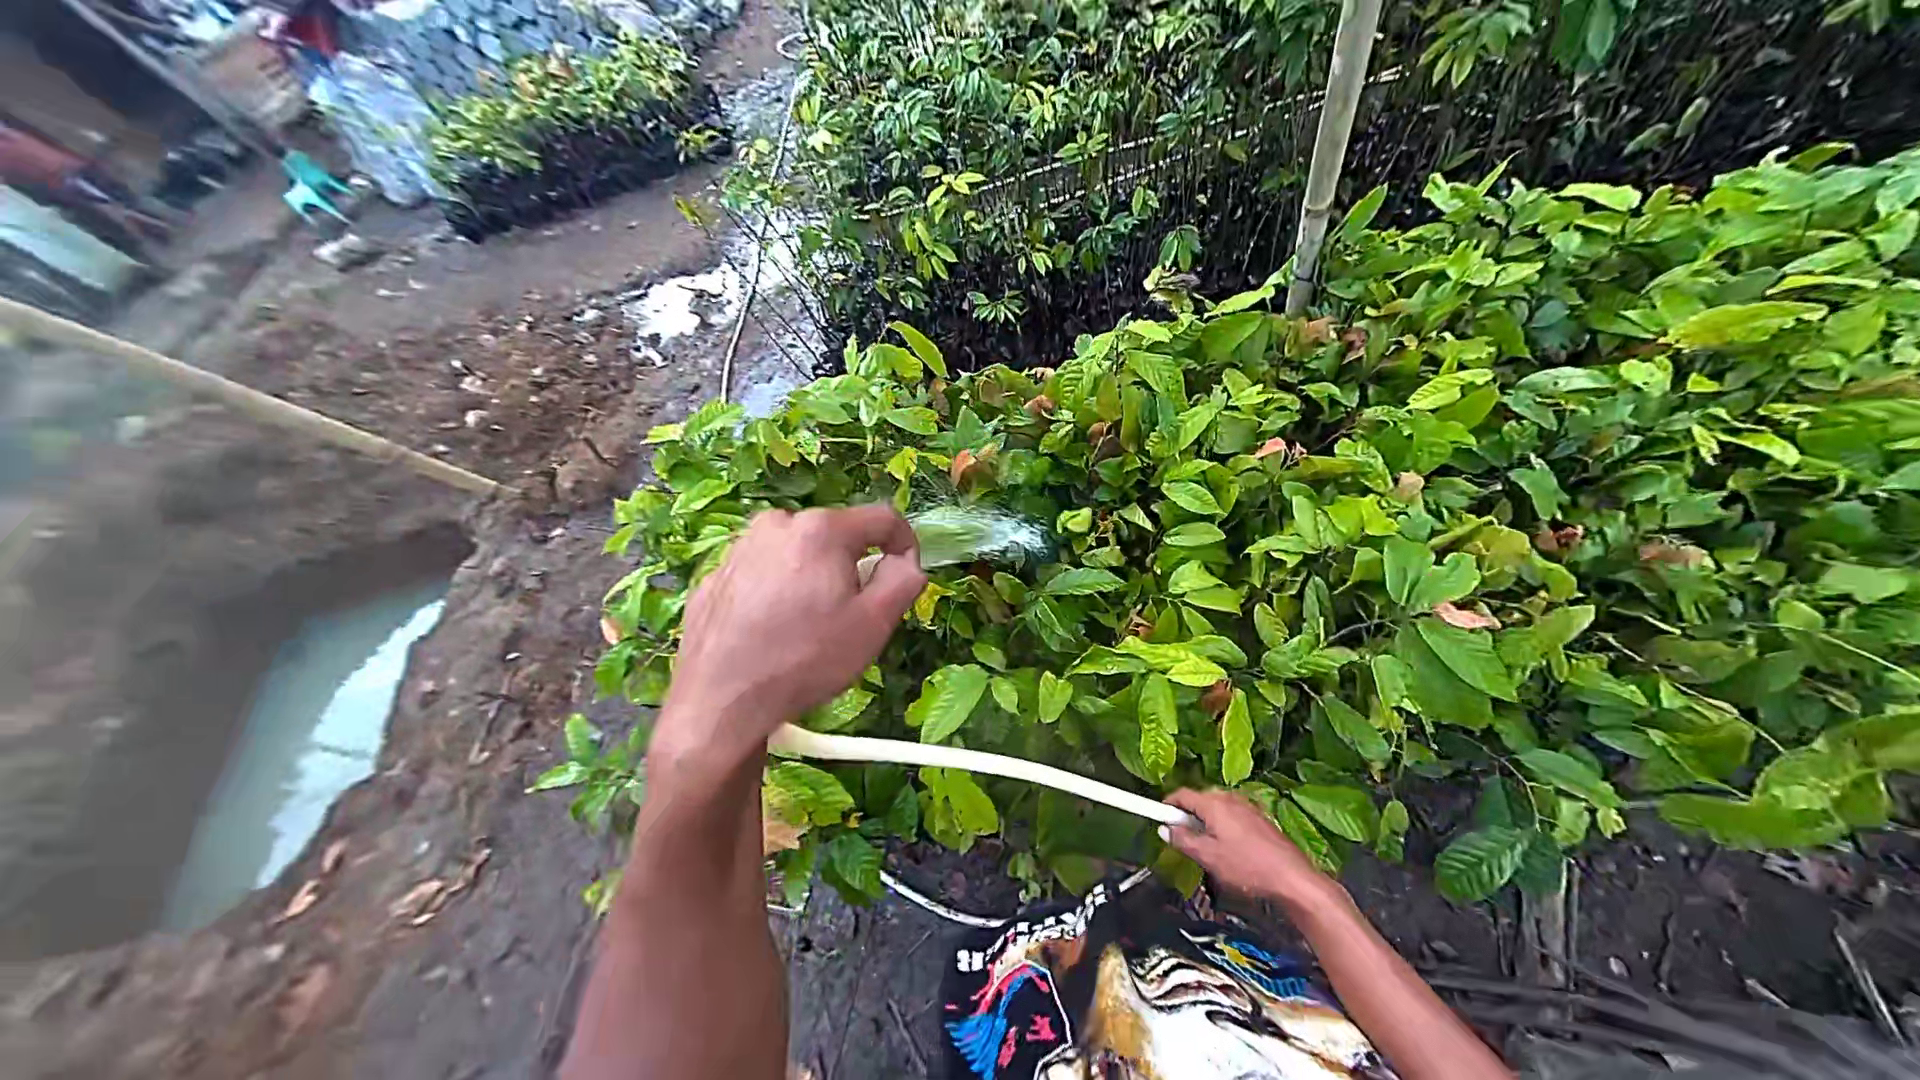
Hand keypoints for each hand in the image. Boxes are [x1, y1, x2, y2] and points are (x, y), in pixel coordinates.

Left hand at [652, 505, 925, 767]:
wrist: (720, 701)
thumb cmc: (806, 660)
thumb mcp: (874, 624)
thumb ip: (904, 580)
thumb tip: (906, 560)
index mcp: (821, 530)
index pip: (883, 518)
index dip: (904, 544)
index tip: (903, 577)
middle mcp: (777, 524)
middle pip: (836, 535)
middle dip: (852, 566)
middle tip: (849, 613)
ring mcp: (740, 547)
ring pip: (798, 553)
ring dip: (814, 577)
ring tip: (807, 625)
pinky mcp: (716, 575)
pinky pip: (763, 572)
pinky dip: (777, 591)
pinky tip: (771, 631)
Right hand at [1163, 789, 1343, 909]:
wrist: (1293, 880)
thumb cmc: (1248, 868)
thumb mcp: (1208, 857)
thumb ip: (1183, 840)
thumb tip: (1165, 829)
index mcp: (1214, 803)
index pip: (1181, 794)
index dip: (1166, 805)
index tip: (1158, 817)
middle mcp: (1230, 798)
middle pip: (1199, 799)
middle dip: (1187, 815)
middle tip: (1182, 838)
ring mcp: (1247, 806)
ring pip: (1216, 808)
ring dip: (1206, 821)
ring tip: (1207, 847)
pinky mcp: (1260, 818)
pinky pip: (1232, 815)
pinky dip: (1223, 825)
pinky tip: (1229, 849)